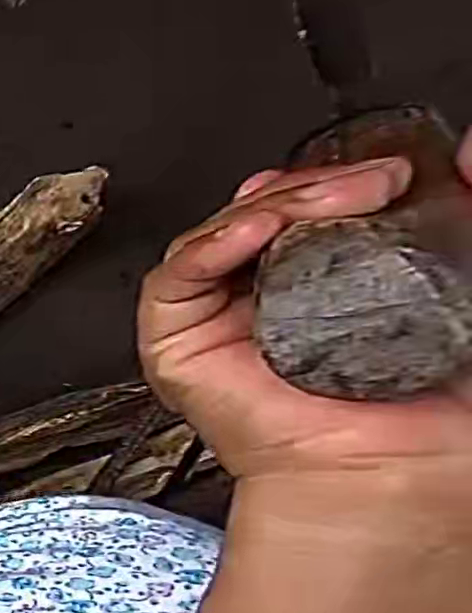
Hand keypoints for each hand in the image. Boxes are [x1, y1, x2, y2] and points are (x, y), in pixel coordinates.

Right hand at [138, 134, 471, 485]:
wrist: (399, 461)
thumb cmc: (443, 394)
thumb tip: (471, 151)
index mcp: (329, 281)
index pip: (307, 213)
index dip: (330, 180)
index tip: (397, 163)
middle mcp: (263, 297)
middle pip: (252, 219)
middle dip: (305, 187)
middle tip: (373, 179)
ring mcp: (214, 320)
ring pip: (208, 240)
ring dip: (263, 207)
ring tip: (330, 198)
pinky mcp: (176, 344)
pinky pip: (170, 282)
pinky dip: (204, 248)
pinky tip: (252, 230)